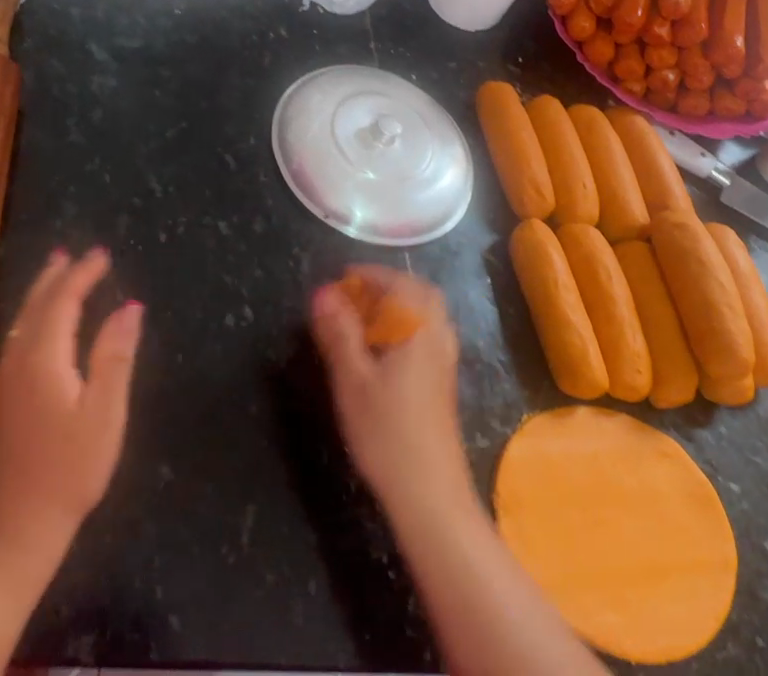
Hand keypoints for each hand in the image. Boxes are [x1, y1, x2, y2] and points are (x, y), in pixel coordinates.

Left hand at [0, 248, 142, 539]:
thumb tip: (130, 307)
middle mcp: (19, 357)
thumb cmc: (73, 466)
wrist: (22, 517)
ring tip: (57, 271)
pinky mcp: (6, 393)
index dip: (83, 274)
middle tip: (74, 253)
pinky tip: (41, 321)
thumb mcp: (105, 411)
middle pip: (36, 304)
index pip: (63, 300)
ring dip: (42, 292)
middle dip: (57, 275)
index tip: (103, 254)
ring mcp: (7, 376)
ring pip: (23, 319)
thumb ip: (115, 355)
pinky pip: (19, 335)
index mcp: (43, 356)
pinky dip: (34, 314)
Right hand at [311, 266, 472, 517]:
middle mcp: (438, 339)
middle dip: (387, 287)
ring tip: (360, 322)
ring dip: (396, 309)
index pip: (400, 283)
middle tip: (353, 296)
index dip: (369, 275)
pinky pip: (426, 338)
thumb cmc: (386, 432)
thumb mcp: (351, 378)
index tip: (340, 278)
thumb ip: (338, 332)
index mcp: (419, 330)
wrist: (429, 492)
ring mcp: (444, 363)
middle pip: (420, 295)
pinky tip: (378, 353)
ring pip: (426, 318)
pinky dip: (403, 330)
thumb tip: (322, 292)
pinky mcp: (441, 385)